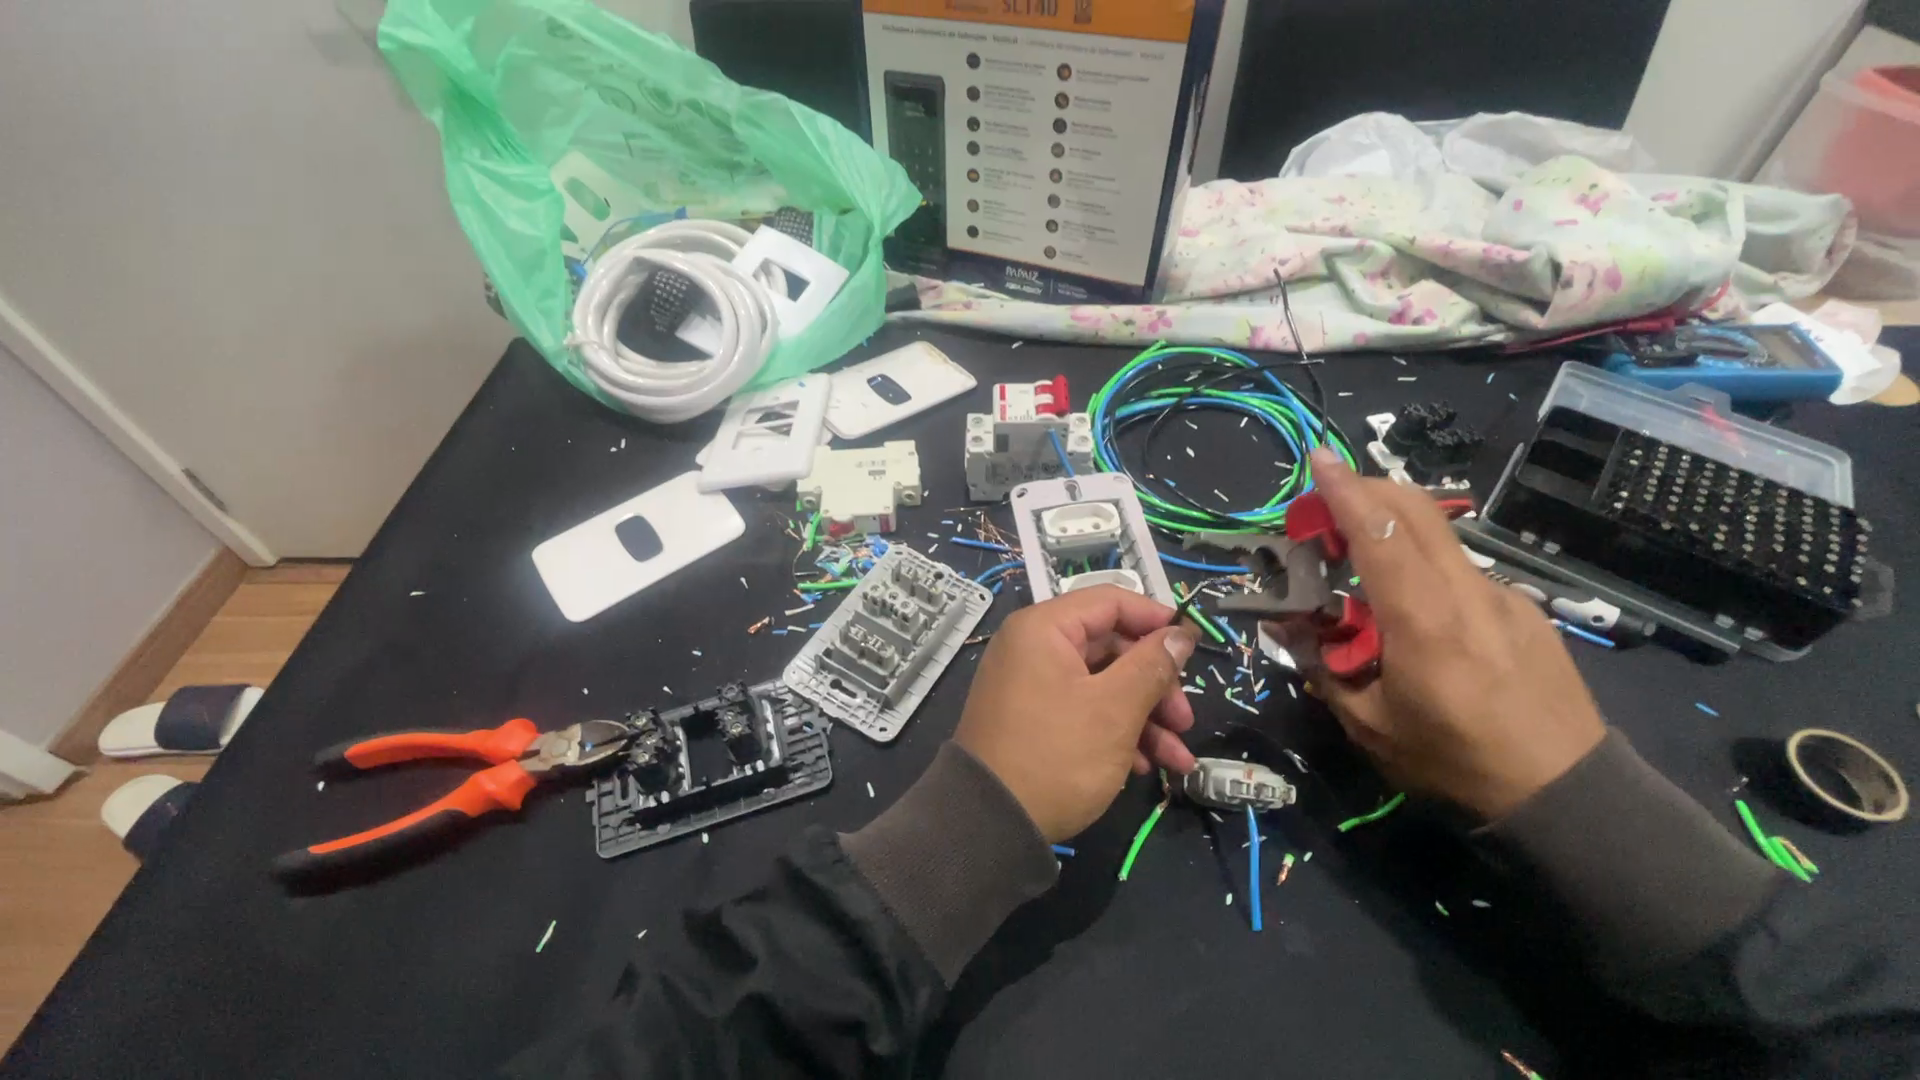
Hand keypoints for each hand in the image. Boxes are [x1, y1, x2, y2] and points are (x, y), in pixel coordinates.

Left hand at [955, 586, 1197, 841]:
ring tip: (1178, 760)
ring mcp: (1031, 685)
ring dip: (1145, 717)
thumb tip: (1181, 632)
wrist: (988, 823)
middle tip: (1185, 721)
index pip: (1111, 601)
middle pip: (1111, 647)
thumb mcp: (1114, 709)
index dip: (1156, 620)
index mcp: (1045, 629)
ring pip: (1102, 684)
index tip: (1194, 647)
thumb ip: (1152, 665)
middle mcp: (1033, 647)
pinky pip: (1082, 709)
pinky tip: (1144, 767)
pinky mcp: (1032, 719)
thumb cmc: (1057, 755)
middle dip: (1156, 685)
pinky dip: (1116, 732)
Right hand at [1275, 450, 1606, 821]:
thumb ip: (1323, 666)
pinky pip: (1461, 569)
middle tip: (1326, 503)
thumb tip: (1285, 625)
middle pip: (1416, 511)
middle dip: (1368, 489)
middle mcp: (1465, 592)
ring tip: (1362, 563)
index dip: (1344, 490)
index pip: (1379, 533)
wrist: (1567, 790)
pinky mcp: (1524, 608)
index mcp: (1422, 620)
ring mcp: (1502, 595)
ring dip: (1394, 527)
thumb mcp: (1369, 725)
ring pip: (1439, 536)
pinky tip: (1417, 612)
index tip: (1317, 458)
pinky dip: (1425, 566)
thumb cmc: (1454, 760)